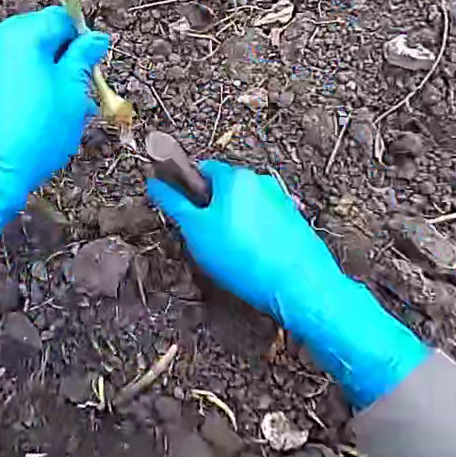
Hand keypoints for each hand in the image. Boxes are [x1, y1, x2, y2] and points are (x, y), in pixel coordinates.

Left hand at [0, 8, 109, 293]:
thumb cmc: (33, 135)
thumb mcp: (72, 94)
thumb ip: (83, 59)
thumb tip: (96, 39)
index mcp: (22, 34)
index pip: (59, 19)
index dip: (78, 41)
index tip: (86, 66)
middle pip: (37, 32)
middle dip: (57, 56)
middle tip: (74, 90)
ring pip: (18, 49)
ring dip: (37, 68)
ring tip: (52, 104)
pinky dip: (16, 77)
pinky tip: (29, 106)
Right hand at [148, 161, 428, 406]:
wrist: (298, 287)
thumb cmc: (245, 257)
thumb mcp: (195, 230)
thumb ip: (174, 204)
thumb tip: (157, 186)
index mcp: (236, 177)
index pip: (203, 170)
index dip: (188, 190)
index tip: (182, 210)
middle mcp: (261, 183)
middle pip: (224, 190)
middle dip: (210, 210)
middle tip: (202, 238)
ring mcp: (280, 202)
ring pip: (244, 208)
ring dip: (232, 225)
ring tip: (228, 255)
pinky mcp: (294, 223)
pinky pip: (263, 224)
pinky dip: (253, 237)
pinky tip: (249, 261)